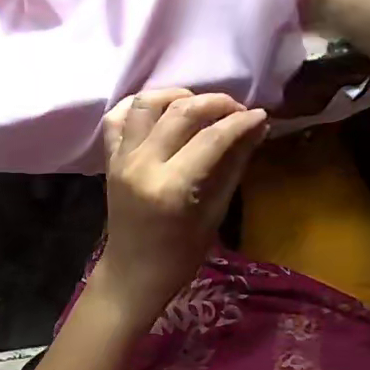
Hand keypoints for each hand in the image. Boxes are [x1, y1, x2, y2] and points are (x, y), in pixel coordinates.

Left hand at [92, 89, 267, 321]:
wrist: (132, 273)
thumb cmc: (179, 255)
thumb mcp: (214, 214)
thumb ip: (233, 166)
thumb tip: (256, 128)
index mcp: (172, 187)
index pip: (212, 138)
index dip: (240, 122)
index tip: (261, 115)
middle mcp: (142, 165)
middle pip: (181, 112)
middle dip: (215, 103)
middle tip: (237, 110)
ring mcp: (121, 159)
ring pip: (147, 103)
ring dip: (177, 95)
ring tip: (198, 106)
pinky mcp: (109, 159)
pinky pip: (117, 117)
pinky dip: (139, 106)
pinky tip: (160, 111)